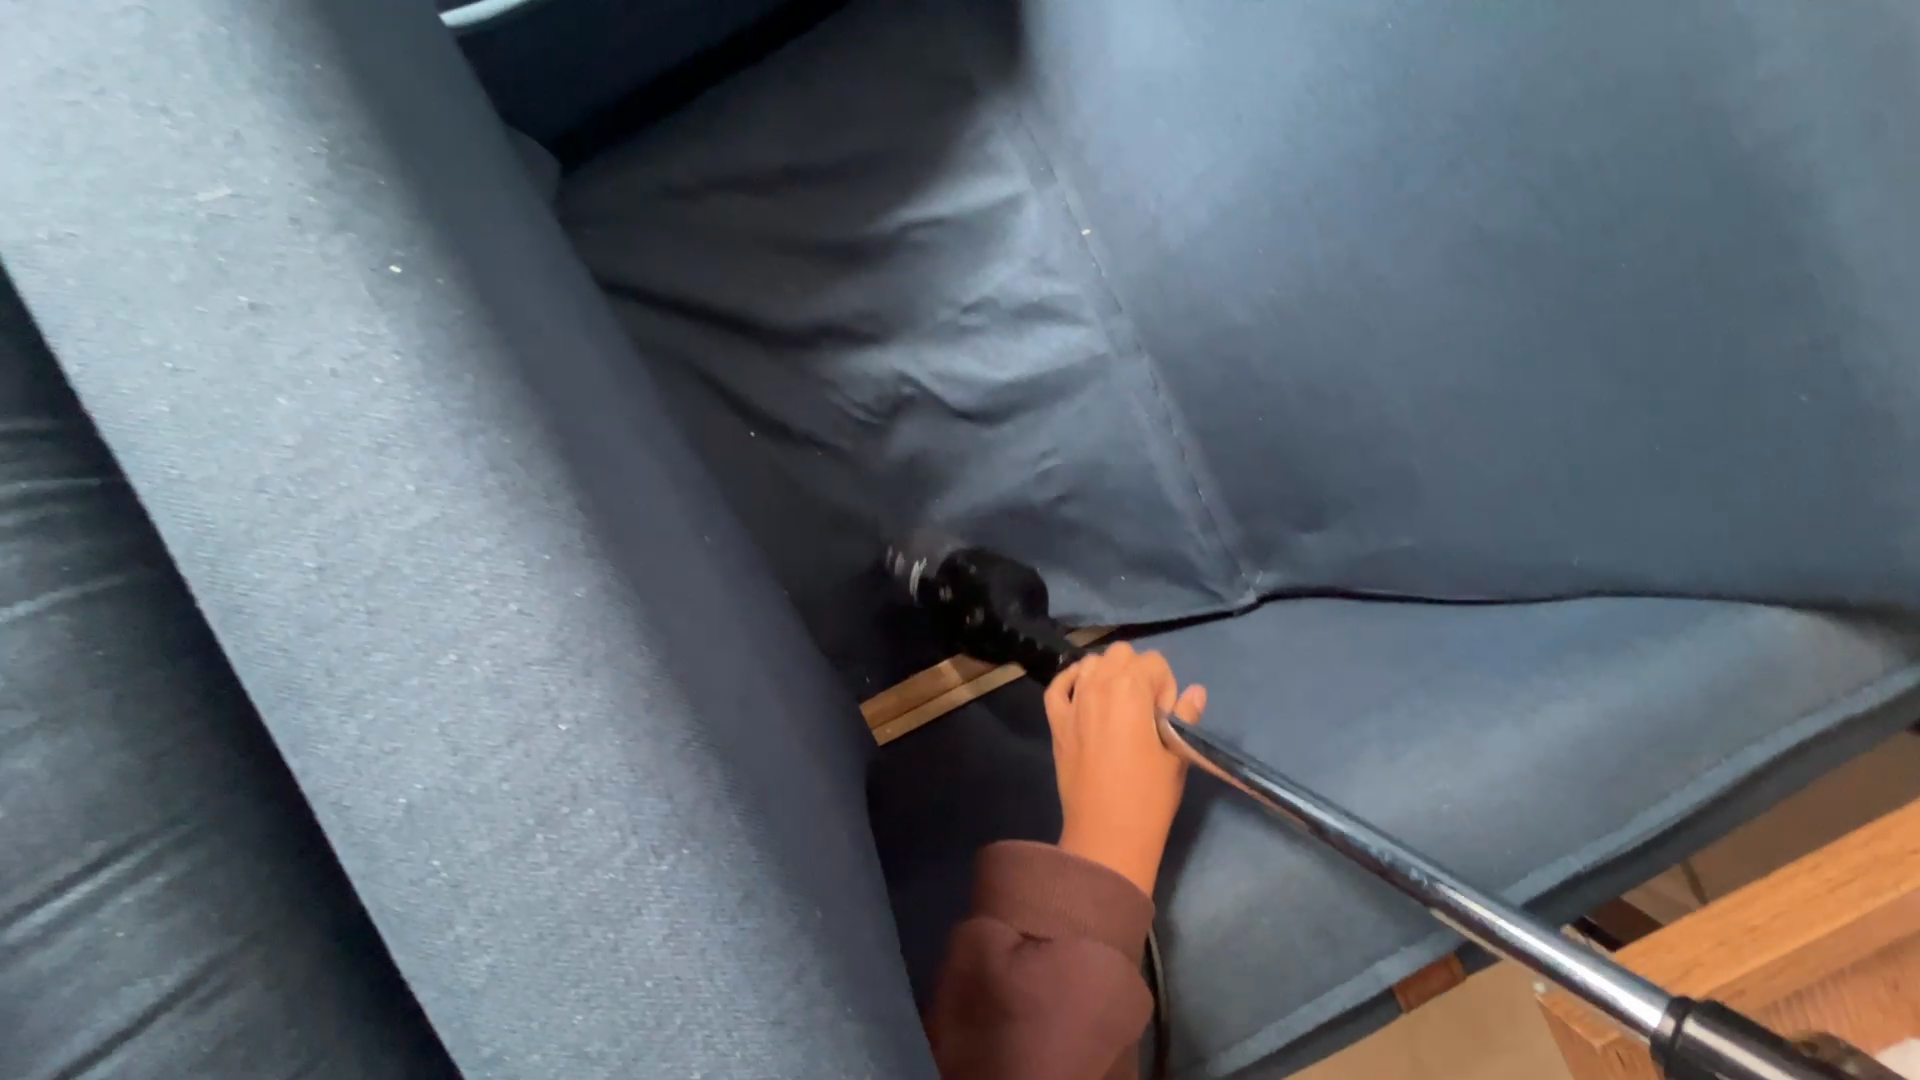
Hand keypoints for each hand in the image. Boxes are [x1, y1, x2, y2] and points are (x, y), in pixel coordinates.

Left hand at [1044, 642, 1206, 896]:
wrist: (1107, 833)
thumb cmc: (1149, 796)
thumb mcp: (1177, 754)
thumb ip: (1185, 715)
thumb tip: (1196, 691)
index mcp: (1131, 689)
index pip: (1154, 662)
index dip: (1165, 686)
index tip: (1166, 718)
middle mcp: (1098, 685)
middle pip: (1120, 654)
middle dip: (1137, 673)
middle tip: (1145, 710)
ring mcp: (1073, 702)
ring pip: (1090, 663)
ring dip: (1107, 675)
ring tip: (1119, 707)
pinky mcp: (1056, 721)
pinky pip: (1059, 685)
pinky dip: (1071, 682)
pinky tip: (1083, 694)